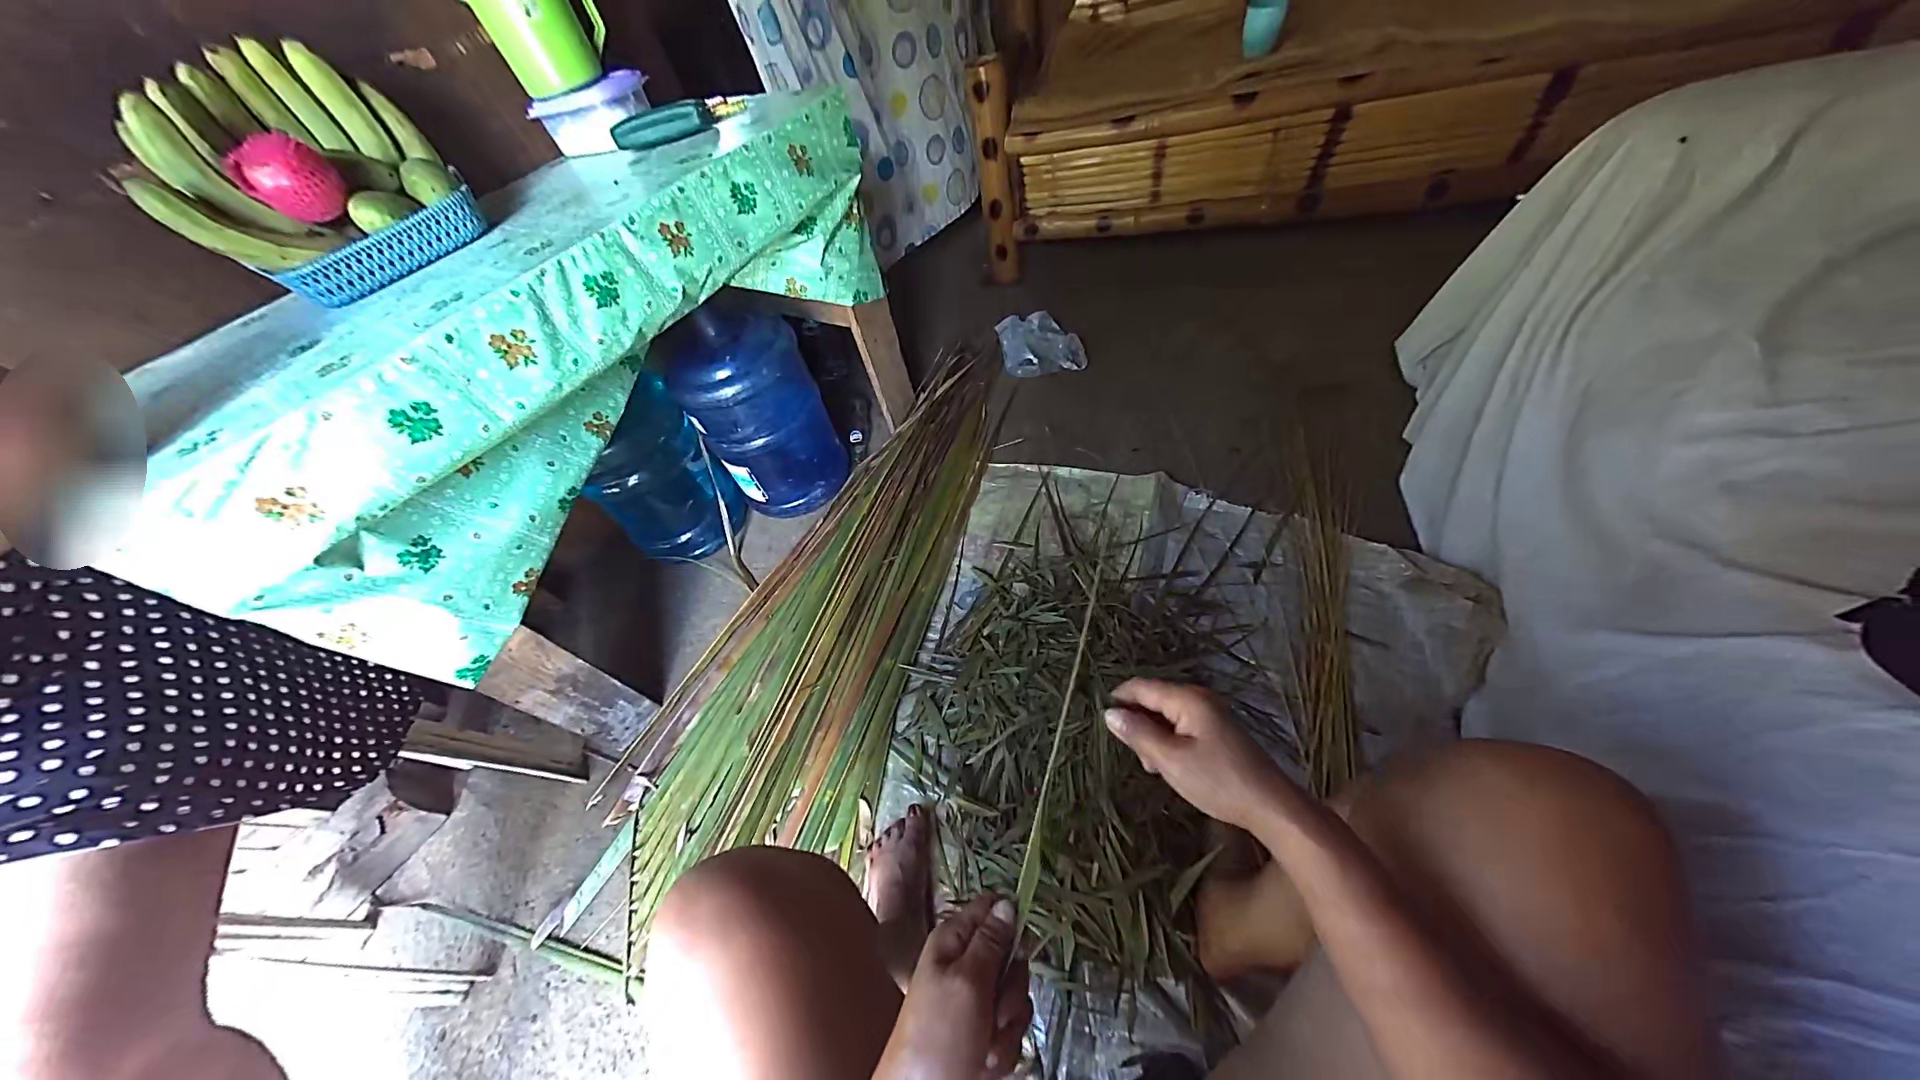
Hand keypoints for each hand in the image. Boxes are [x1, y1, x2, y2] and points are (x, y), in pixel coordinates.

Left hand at [873, 894, 1031, 1079]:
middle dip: (1011, 988)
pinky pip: (1013, 1028)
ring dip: (1008, 1024)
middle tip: (995, 1009)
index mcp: (952, 941)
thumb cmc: (939, 1036)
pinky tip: (986, 1062)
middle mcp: (965, 964)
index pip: (990, 908)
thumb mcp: (967, 982)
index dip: (1011, 921)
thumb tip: (1007, 902)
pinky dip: (1004, 1048)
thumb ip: (991, 941)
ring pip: (1017, 995)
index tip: (1018, 947)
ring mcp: (976, 1001)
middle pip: (1011, 955)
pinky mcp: (985, 1033)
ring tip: (985, 1043)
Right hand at [1105, 678, 1289, 830]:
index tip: (1100, 720)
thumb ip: (1139, 734)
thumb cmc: (1218, 781)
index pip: (1141, 687)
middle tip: (1130, 752)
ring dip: (1152, 734)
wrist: (1271, 806)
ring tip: (1150, 764)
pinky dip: (1169, 740)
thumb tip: (1110, 714)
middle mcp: (1200, 698)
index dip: (1118, 699)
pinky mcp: (1218, 731)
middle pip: (1154, 699)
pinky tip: (1169, 765)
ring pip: (1167, 714)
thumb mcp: (1171, 760)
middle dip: (1137, 720)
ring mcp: (1212, 714)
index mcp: (1188, 698)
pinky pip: (1182, 726)